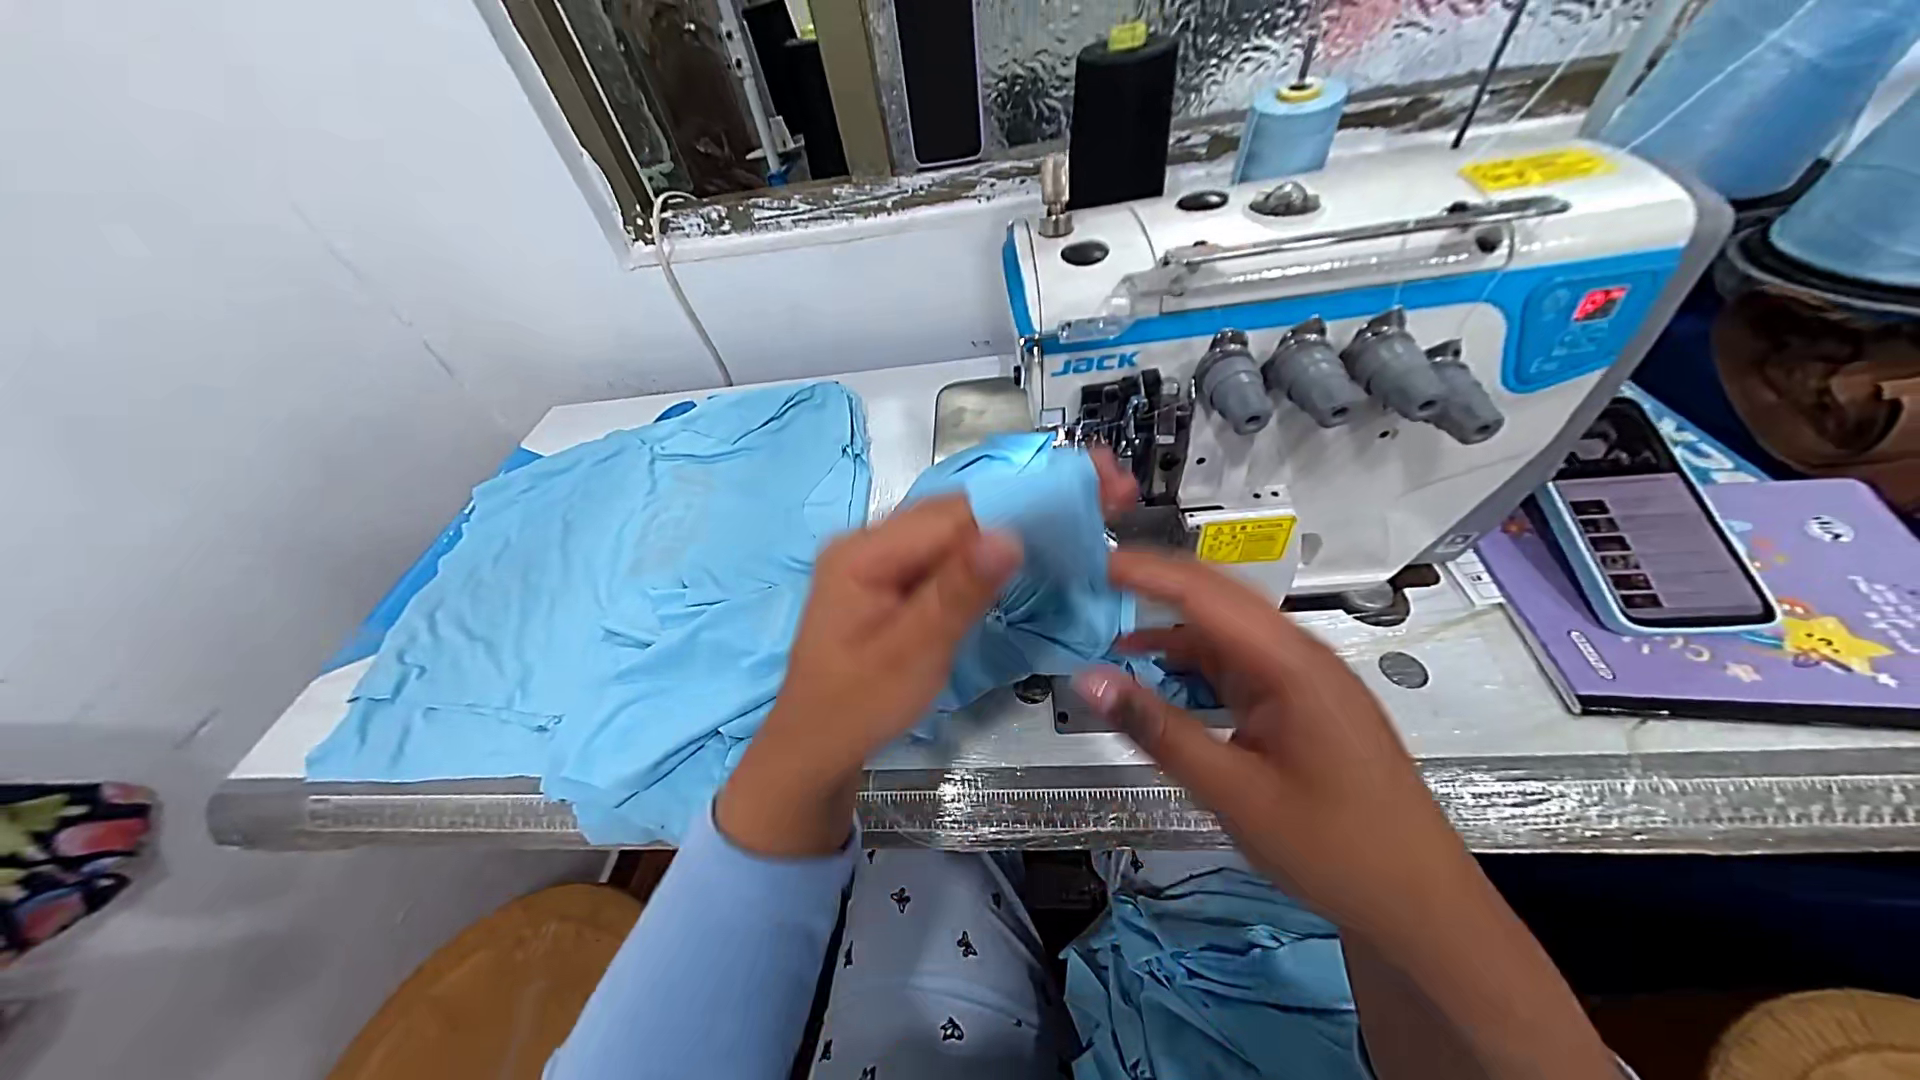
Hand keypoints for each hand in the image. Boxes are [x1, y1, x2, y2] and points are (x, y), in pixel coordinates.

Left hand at [717, 447, 1135, 857]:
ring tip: (1073, 517)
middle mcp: (871, 541)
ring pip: (956, 528)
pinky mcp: (896, 580)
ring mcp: (882, 559)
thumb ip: (958, 593)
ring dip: (1012, 522)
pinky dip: (989, 550)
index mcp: (864, 552)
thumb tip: (1010, 534)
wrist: (816, 748)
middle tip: (1097, 493)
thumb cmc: (858, 707)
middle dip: (1024, 504)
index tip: (1085, 491)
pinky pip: (948, 553)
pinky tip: (1027, 549)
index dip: (1020, 500)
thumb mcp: (912, 653)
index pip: (953, 513)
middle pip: (956, 511)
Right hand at [1074, 550, 1617, 1078]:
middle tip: (1096, 579)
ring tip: (1111, 622)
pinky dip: (1193, 660)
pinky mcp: (1299, 700)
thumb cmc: (1333, 849)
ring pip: (1226, 631)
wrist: (1421, 908)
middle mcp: (1300, 655)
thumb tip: (1089, 679)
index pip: (1206, 595)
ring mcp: (1303, 676)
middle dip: (1157, 584)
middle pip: (1219, 599)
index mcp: (1291, 664)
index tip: (1095, 561)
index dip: (1147, 572)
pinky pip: (1238, 662)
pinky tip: (1158, 669)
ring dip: (1172, 624)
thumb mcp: (1233, 792)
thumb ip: (1158, 730)